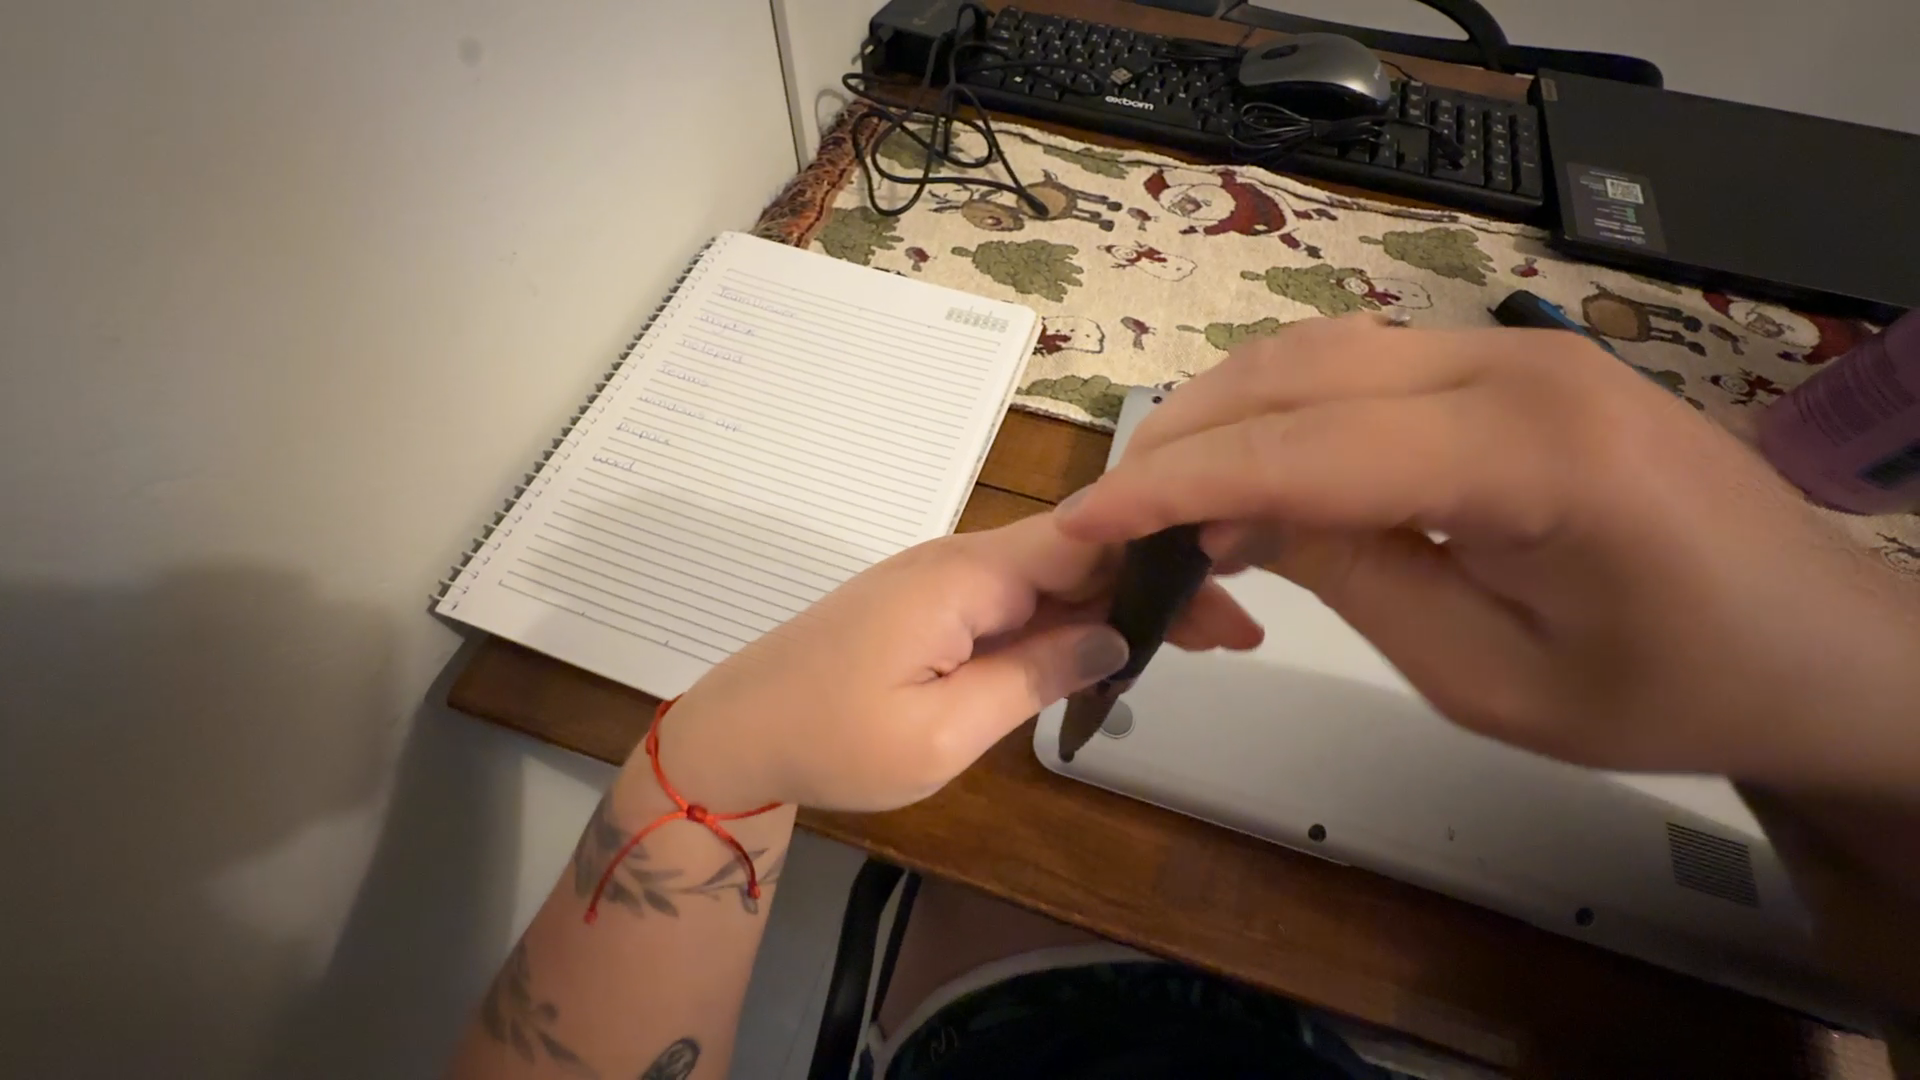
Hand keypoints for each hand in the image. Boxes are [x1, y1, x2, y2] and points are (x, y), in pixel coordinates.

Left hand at [648, 513, 1263, 812]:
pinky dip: (1067, 621)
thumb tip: (1109, 642)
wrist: (737, 732)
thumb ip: (1032, 677)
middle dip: (1154, 586)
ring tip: (1191, 640)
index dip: (1157, 557)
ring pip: (1051, 579)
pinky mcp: (932, 606)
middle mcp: (961, 560)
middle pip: (1077, 556)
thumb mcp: (942, 731)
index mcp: (966, 576)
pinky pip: (1016, 602)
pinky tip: (1107, 647)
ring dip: (1116, 605)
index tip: (1224, 590)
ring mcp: (945, 581)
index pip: (1083, 540)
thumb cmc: (832, 740)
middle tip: (1230, 632)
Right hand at [1055, 317, 1919, 794]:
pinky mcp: (1492, 362)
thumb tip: (1229, 522)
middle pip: (1284, 377)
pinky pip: (1341, 368)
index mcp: (1526, 455)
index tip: (1081, 524)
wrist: (1822, 643)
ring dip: (1211, 420)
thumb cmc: (1664, 689)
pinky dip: (1263, 413)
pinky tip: (1242, 471)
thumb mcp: (1483, 673)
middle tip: (1110, 517)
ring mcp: (1501, 350)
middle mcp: (1507, 365)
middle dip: (1174, 444)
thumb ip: (1348, 575)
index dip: (1171, 488)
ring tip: (1162, 499)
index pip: (1294, 452)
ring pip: (1301, 356)